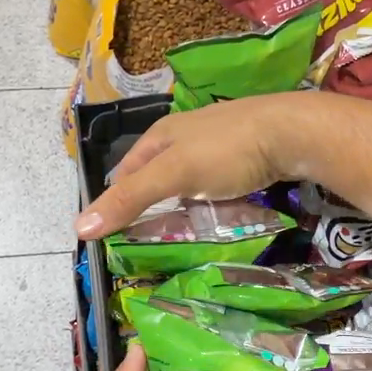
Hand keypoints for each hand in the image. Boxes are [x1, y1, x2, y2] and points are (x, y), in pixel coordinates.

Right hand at [75, 94, 319, 240]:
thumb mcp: (173, 175)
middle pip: (156, 173)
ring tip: (178, 232)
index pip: (126, 170)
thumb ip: (129, 200)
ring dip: (180, 203)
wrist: (293, 132)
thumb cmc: (227, 150)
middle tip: (145, 238)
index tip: (113, 230)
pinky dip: (208, 200)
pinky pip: (215, 181)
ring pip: (187, 178)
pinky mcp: (244, 154)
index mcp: (162, 134)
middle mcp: (185, 134)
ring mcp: (216, 142)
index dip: (116, 198)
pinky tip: (215, 213)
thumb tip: (79, 227)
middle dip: (148, 202)